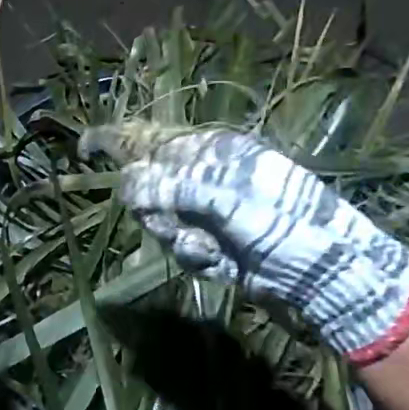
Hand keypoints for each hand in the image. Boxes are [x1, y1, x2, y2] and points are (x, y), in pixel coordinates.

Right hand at [93, 127, 408, 363]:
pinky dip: (194, 255)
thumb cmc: (279, 219)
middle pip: (148, 182)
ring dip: (177, 235)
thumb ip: (173, 186)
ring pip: (159, 218)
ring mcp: (206, 211)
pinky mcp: (209, 242)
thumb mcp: (225, 196)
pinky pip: (178, 245)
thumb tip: (127, 184)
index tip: (86, 148)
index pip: (154, 137)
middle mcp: (205, 175)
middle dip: (156, 205)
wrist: (321, 272)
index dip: (119, 140)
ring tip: (210, 245)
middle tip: (179, 222)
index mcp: (212, 149)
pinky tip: (218, 260)